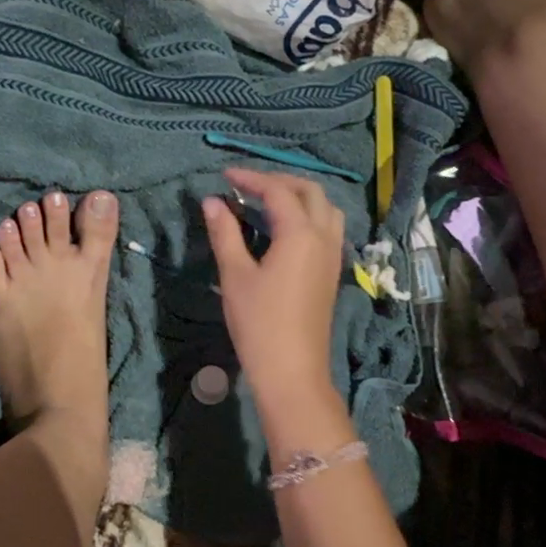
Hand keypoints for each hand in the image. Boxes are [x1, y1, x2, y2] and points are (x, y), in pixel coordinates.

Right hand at [204, 168, 343, 399]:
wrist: (292, 369)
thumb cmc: (259, 323)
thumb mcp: (235, 276)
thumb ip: (225, 234)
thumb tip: (213, 202)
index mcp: (300, 233)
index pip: (277, 191)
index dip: (251, 179)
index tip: (225, 177)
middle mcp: (323, 237)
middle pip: (310, 191)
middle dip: (280, 181)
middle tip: (248, 186)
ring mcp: (332, 256)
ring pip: (325, 209)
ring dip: (300, 197)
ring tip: (269, 203)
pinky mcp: (331, 272)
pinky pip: (327, 229)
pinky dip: (308, 216)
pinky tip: (285, 230)